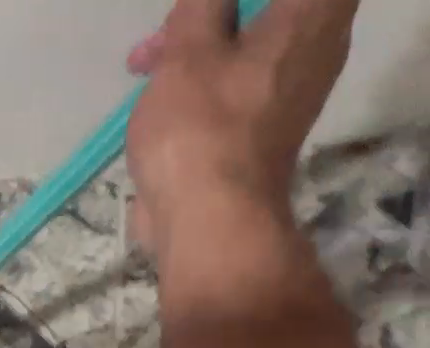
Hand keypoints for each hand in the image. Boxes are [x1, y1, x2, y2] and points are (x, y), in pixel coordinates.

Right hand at [124, 0, 357, 255]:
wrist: (208, 213)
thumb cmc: (198, 129)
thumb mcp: (186, 56)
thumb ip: (199, 11)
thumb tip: (202, 4)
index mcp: (311, 15)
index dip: (229, 2)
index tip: (192, 14)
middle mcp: (318, 44)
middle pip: (266, 10)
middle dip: (207, 17)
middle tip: (156, 41)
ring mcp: (293, 88)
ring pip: (247, 47)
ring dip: (196, 52)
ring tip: (143, 72)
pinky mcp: (265, 124)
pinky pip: (237, 83)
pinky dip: (201, 83)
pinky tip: (161, 102)